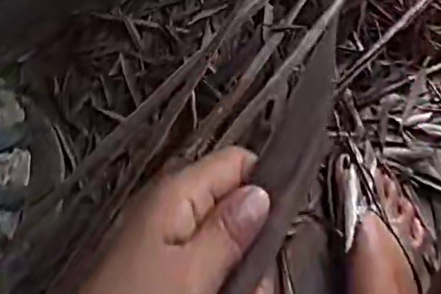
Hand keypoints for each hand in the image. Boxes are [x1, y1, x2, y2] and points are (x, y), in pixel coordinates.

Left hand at [79, 147, 271, 293]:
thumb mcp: (188, 273)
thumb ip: (228, 231)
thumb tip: (262, 190)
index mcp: (179, 189)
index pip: (237, 160)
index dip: (265, 186)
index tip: (282, 226)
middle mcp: (173, 203)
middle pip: (235, 203)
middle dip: (252, 242)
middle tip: (253, 284)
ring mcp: (165, 234)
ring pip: (223, 238)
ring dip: (237, 271)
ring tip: (234, 291)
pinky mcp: (158, 263)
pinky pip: (202, 260)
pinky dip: (215, 279)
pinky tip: (216, 291)